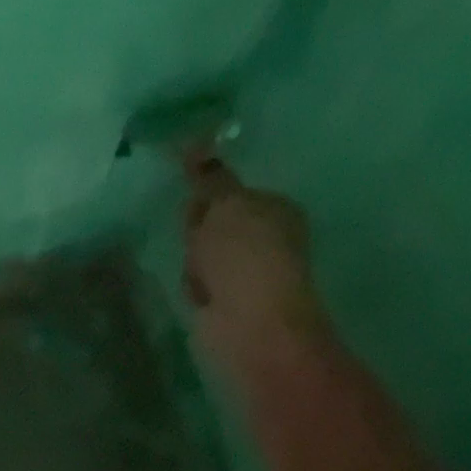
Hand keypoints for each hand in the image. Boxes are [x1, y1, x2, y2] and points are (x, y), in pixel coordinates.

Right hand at [182, 150, 320, 334]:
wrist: (253, 326)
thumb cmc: (245, 255)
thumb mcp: (224, 203)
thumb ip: (209, 176)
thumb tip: (196, 144)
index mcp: (277, 208)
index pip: (231, 189)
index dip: (207, 194)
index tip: (193, 201)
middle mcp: (269, 238)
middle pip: (214, 220)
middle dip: (197, 228)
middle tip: (196, 238)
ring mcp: (251, 273)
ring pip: (203, 252)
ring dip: (194, 261)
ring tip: (200, 274)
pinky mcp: (233, 304)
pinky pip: (202, 282)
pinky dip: (196, 287)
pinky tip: (200, 295)